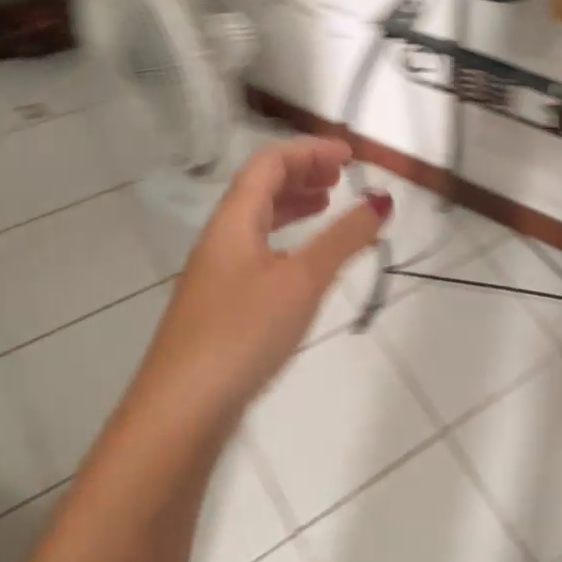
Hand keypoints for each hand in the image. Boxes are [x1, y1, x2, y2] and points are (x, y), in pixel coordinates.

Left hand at [140, 136, 390, 411]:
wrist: (180, 410)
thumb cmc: (241, 334)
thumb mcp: (302, 281)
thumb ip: (344, 239)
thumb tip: (381, 199)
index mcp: (234, 222)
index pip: (269, 163)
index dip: (309, 151)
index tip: (350, 156)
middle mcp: (221, 240)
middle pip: (260, 188)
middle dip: (302, 173)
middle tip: (342, 178)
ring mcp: (217, 274)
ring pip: (258, 222)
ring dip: (294, 206)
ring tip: (328, 208)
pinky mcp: (220, 306)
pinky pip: (258, 251)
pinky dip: (287, 241)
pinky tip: (304, 265)